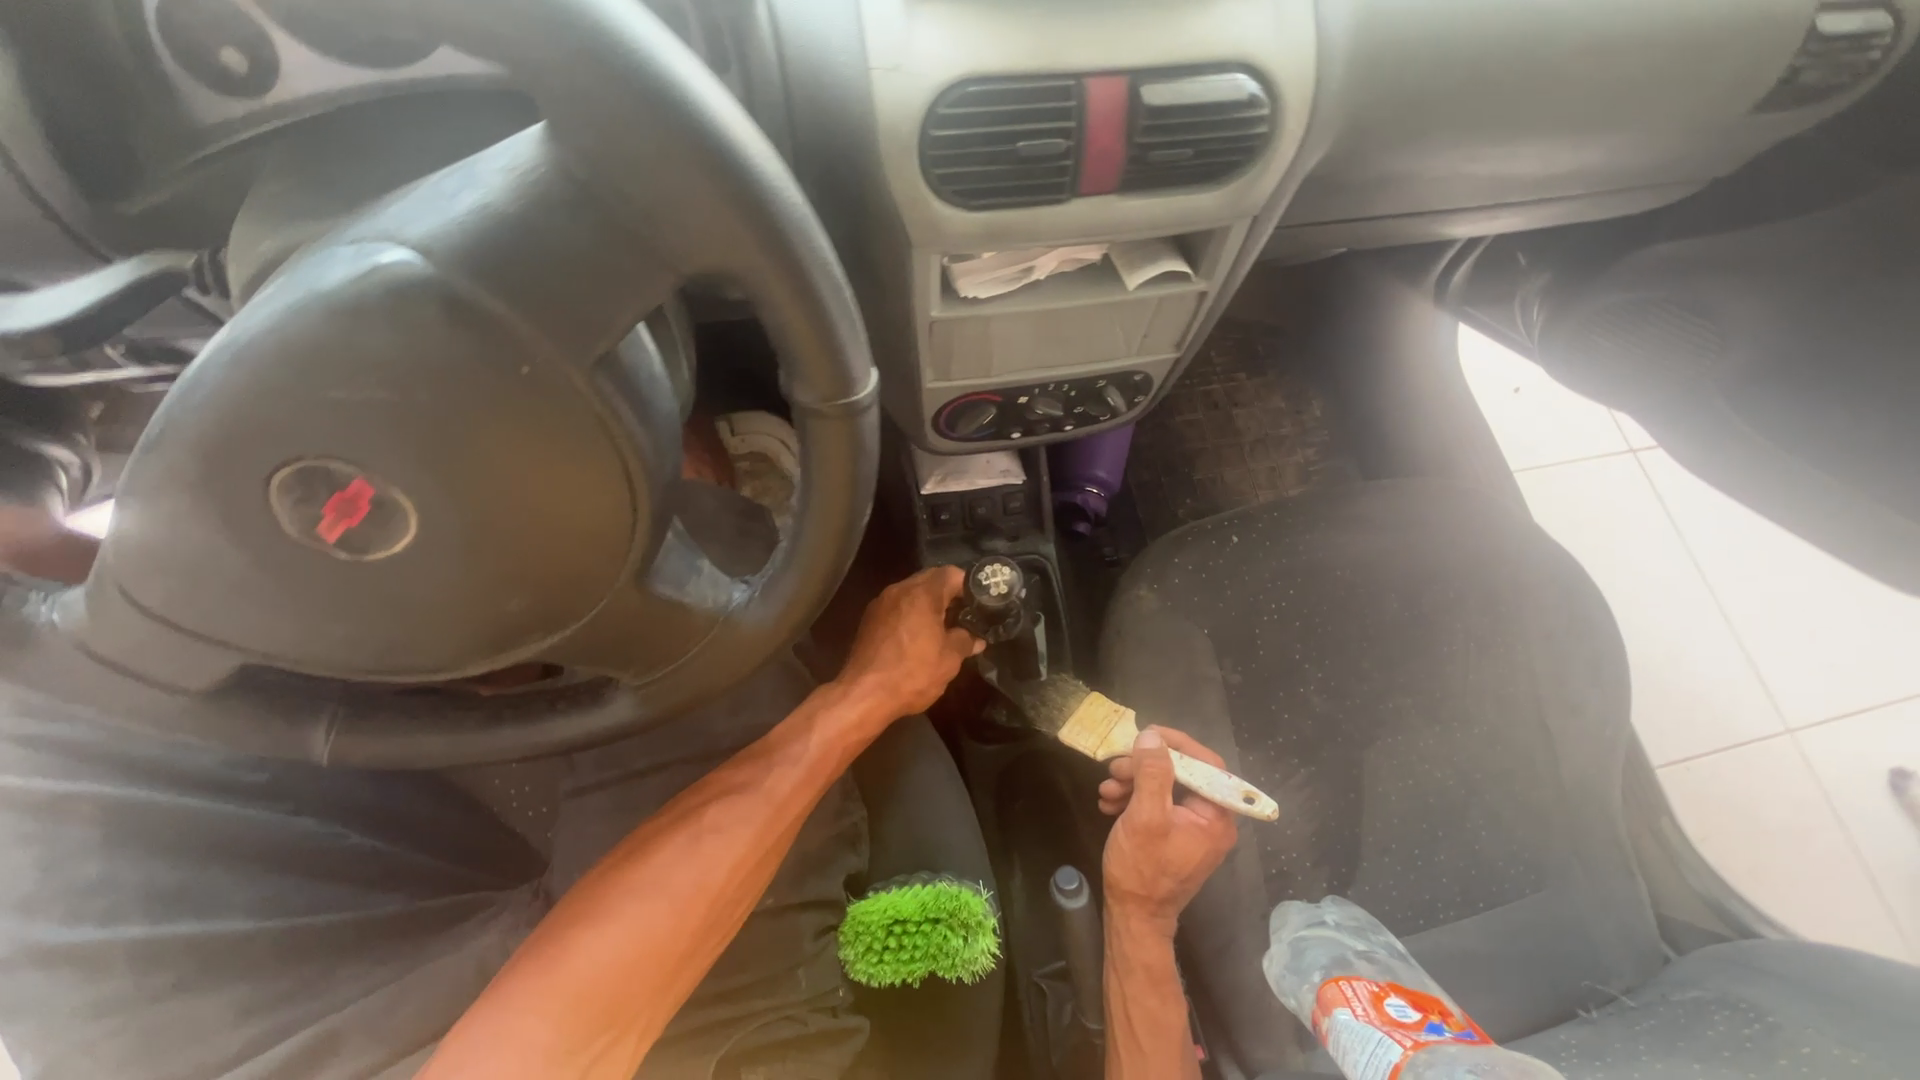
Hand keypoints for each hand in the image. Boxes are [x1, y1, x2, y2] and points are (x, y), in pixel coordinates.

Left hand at [837, 565, 982, 719]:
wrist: (863, 694)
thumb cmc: (912, 673)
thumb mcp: (949, 660)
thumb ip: (965, 641)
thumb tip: (976, 638)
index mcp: (922, 594)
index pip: (951, 573)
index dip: (969, 584)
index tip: (979, 602)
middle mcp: (899, 590)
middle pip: (929, 579)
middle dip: (948, 593)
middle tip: (964, 613)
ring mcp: (881, 603)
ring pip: (911, 592)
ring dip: (928, 604)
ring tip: (943, 626)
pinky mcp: (869, 619)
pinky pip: (897, 606)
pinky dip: (910, 614)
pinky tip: (918, 636)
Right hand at [1100, 727, 1239, 937]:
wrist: (1132, 916)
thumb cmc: (1142, 869)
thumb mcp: (1145, 816)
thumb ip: (1152, 774)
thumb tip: (1152, 737)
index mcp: (1216, 816)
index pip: (1207, 764)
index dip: (1177, 744)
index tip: (1146, 734)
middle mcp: (1211, 820)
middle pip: (1181, 774)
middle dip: (1144, 767)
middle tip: (1115, 768)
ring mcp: (1192, 829)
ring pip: (1165, 788)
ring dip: (1133, 782)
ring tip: (1106, 791)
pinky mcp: (1174, 836)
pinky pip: (1157, 805)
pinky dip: (1133, 799)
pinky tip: (1109, 804)